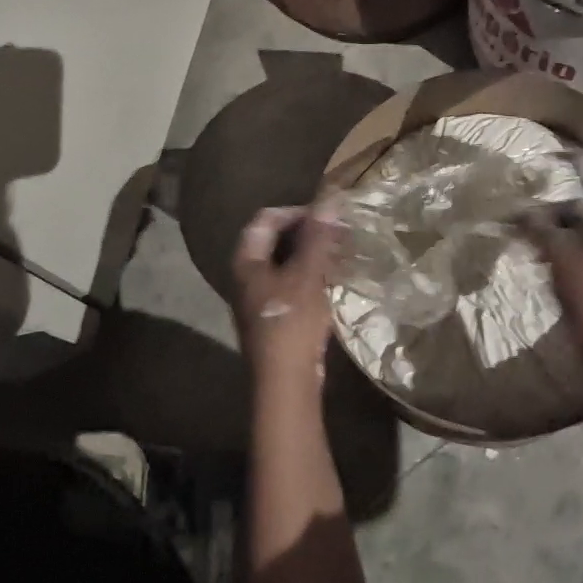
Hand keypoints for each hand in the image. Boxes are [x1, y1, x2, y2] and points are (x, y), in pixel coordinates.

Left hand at [231, 203, 342, 389]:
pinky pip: (289, 286)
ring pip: (283, 264)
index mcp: (246, 262)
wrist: (285, 382)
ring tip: (338, 253)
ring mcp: (257, 300)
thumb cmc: (292, 322)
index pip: (265, 219)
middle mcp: (245, 277)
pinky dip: (308, 277)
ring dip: (309, 255)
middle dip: (305, 233)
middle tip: (336, 233)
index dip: (295, 211)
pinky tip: (331, 281)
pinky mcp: (272, 319)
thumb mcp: (309, 274)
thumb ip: (319, 236)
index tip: (326, 216)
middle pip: (273, 241)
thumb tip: (329, 199)